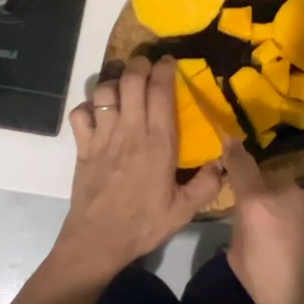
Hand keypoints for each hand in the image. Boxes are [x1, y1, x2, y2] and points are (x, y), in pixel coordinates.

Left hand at [54, 55, 220, 280]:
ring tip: (123, 82)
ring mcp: (103, 137)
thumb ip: (206, 184)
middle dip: (139, 64)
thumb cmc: (143, 224)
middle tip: (146, 63)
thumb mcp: (183, 210)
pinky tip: (98, 112)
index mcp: (158, 144)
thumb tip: (223, 161)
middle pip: (131, 81)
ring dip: (114, 81)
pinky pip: (81, 113)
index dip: (165, 70)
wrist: (98, 241)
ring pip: (105, 92)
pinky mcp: (83, 147)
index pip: (161, 93)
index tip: (169, 61)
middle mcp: (130, 132)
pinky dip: (88, 106)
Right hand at [222, 139, 303, 303]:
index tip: (228, 140)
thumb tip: (246, 214)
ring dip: (285, 207)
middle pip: (268, 180)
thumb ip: (240, 226)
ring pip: (291, 194)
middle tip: (262, 223)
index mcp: (256, 203)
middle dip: (262, 194)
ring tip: (288, 239)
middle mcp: (285, 192)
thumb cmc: (272, 291)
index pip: (241, 164)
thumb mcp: (238, 260)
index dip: (232, 151)